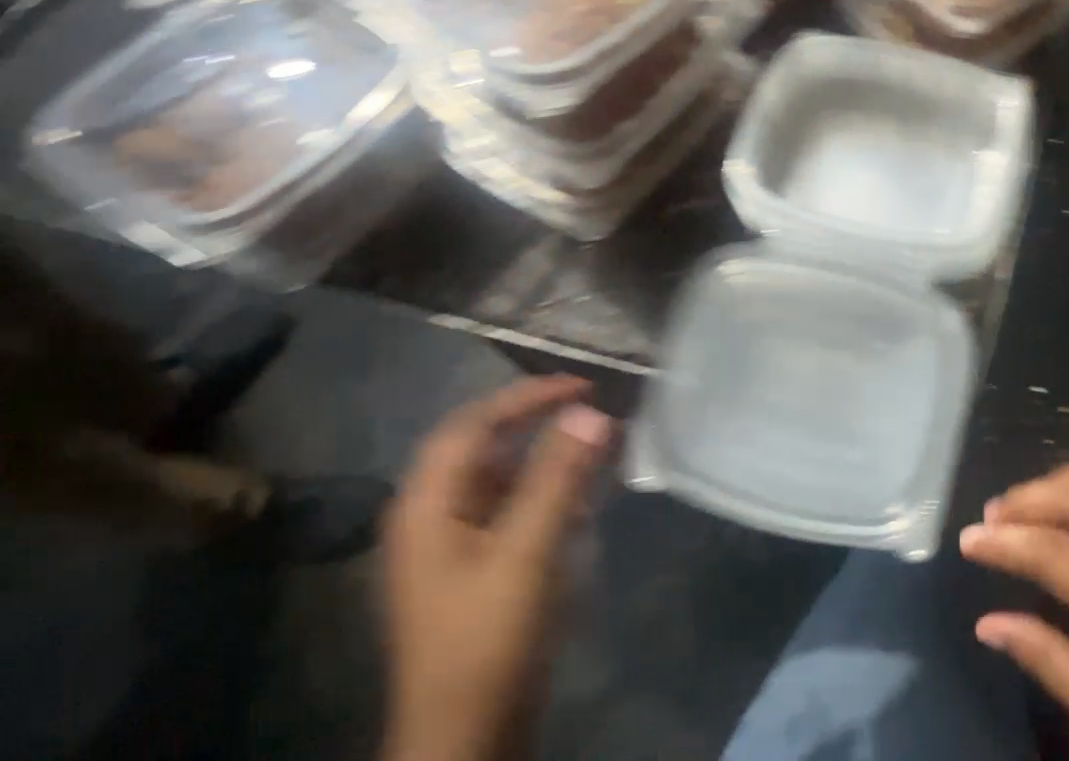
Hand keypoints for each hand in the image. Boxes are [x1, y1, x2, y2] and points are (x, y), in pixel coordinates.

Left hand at [381, 377, 617, 760]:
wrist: (466, 732)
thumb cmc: (489, 636)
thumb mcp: (527, 552)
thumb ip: (558, 479)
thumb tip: (592, 411)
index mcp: (427, 505)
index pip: (473, 426)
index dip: (526, 397)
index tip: (584, 385)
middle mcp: (432, 517)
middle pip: (483, 450)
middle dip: (537, 423)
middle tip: (593, 410)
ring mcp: (452, 548)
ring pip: (500, 481)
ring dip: (546, 458)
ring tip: (597, 447)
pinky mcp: (476, 573)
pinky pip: (511, 513)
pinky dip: (547, 494)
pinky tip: (582, 501)